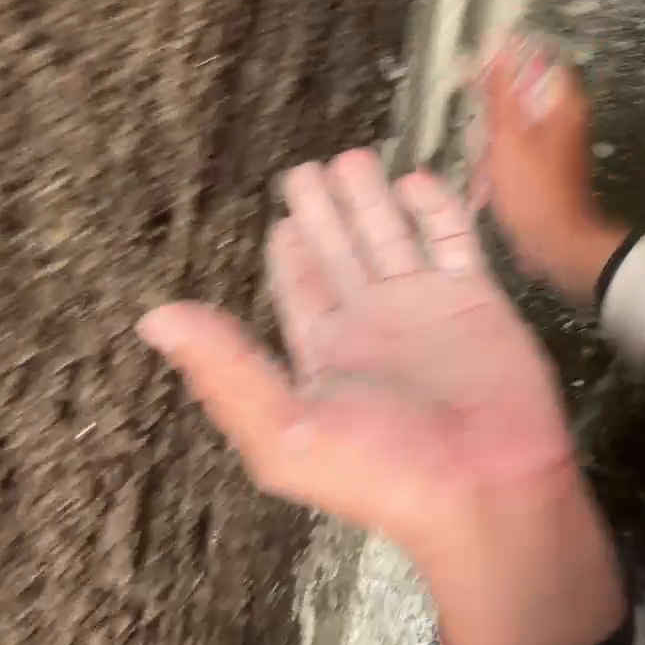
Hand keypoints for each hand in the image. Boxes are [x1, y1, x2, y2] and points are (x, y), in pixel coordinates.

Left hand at [137, 150, 624, 644]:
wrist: (490, 486)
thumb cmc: (387, 470)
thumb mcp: (288, 429)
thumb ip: (227, 367)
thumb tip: (155, 317)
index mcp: (328, 350)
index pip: (301, 286)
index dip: (289, 249)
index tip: (280, 212)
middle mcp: (374, 321)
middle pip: (343, 249)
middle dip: (324, 210)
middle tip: (308, 169)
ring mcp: (426, 305)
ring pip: (392, 234)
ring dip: (371, 197)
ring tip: (353, 158)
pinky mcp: (475, 296)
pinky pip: (451, 239)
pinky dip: (434, 207)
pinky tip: (414, 181)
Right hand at [471, 35, 629, 307]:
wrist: (554, 243)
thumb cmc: (534, 192)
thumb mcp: (507, 135)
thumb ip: (500, 88)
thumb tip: (497, 44)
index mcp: (561, 102)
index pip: (532, 60)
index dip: (502, 66)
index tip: (479, 80)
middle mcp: (563, 117)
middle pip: (517, 94)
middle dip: (492, 116)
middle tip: (483, 138)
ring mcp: (554, 142)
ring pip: (510, 124)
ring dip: (491, 144)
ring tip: (486, 168)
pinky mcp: (543, 164)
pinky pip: (513, 150)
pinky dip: (497, 163)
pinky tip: (488, 183)